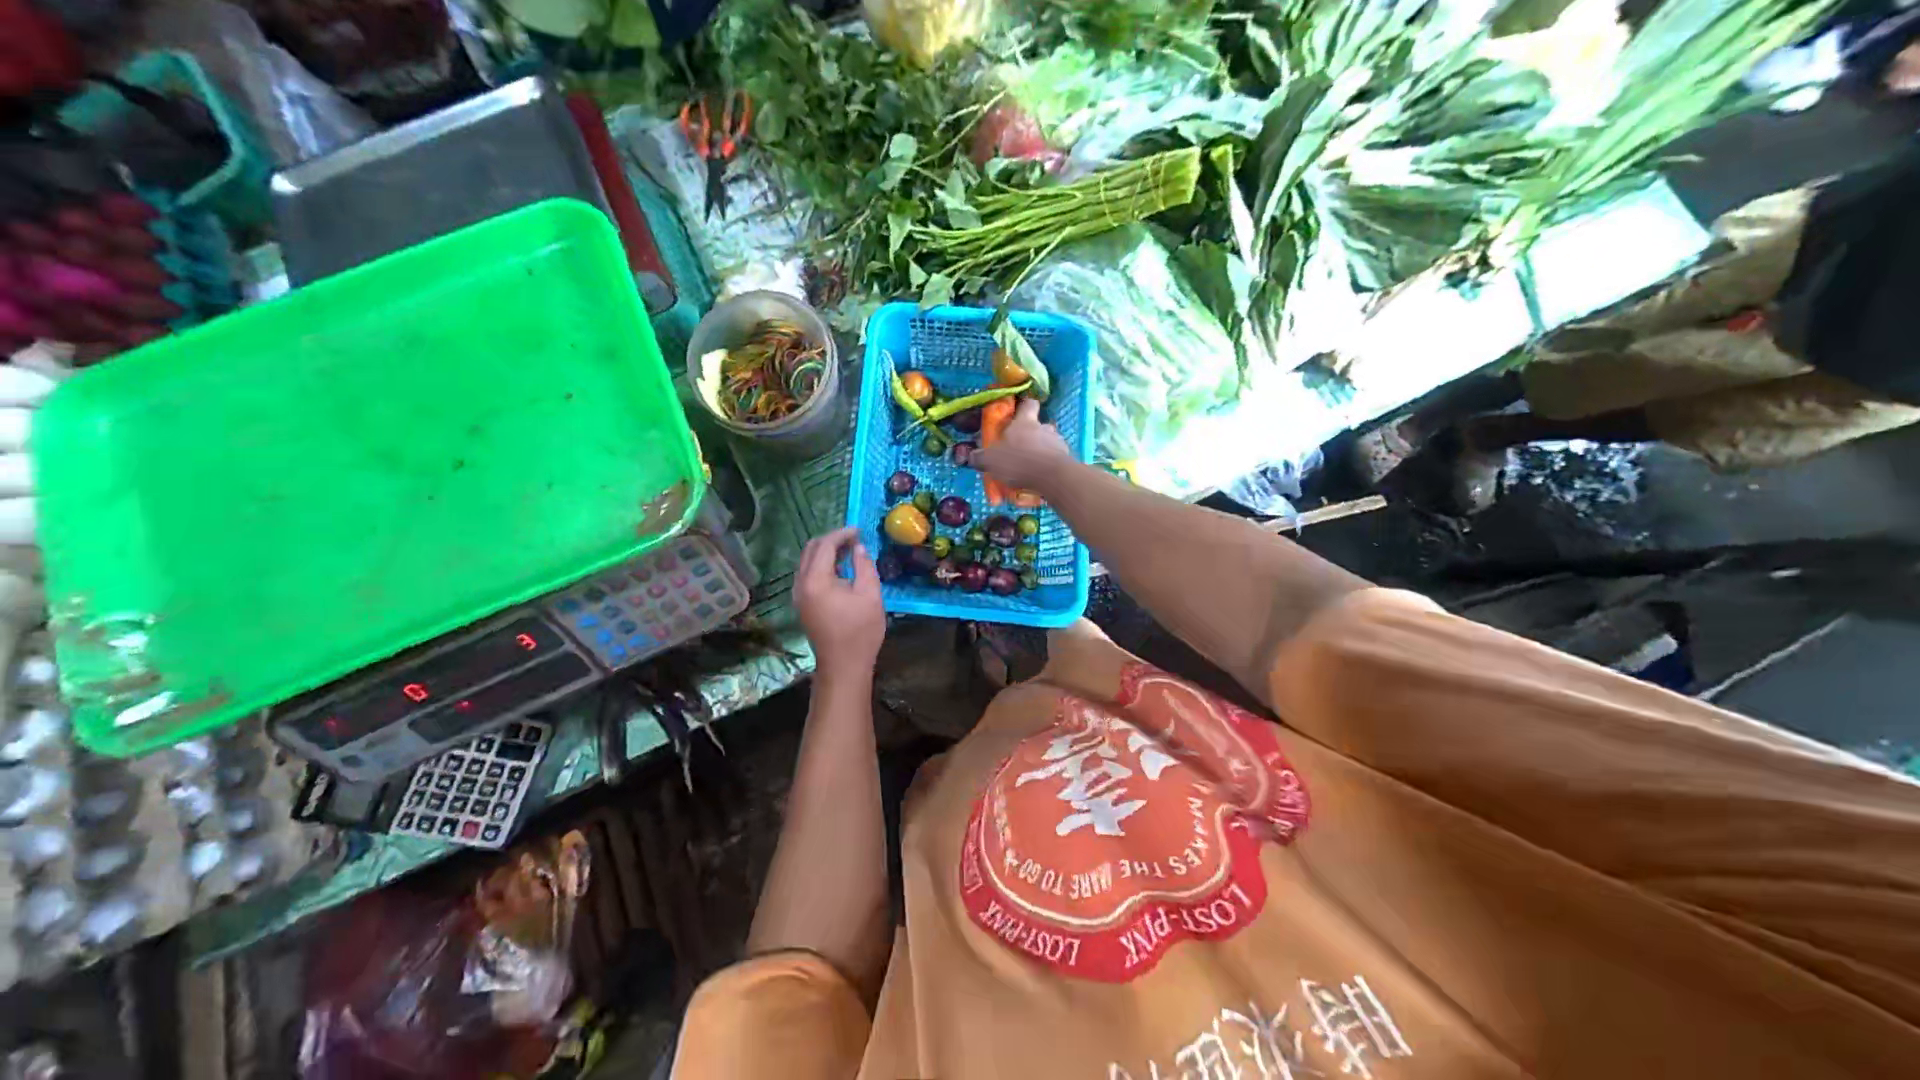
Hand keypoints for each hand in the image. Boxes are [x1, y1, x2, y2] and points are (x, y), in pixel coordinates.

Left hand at [795, 526, 884, 681]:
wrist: (843, 666)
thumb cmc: (860, 631)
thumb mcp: (870, 594)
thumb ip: (864, 566)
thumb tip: (858, 548)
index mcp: (815, 580)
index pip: (825, 545)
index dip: (842, 534)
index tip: (859, 531)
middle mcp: (800, 584)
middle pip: (811, 550)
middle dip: (832, 540)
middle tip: (854, 539)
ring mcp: (798, 595)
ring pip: (807, 562)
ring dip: (826, 552)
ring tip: (850, 552)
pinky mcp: (802, 604)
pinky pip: (808, 574)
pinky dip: (822, 566)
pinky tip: (841, 570)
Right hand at [972, 398, 1072, 492]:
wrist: (1052, 478)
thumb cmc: (1019, 461)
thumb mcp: (991, 461)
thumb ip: (980, 458)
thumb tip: (970, 456)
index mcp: (1025, 422)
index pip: (1028, 404)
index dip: (1024, 407)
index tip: (1019, 413)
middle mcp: (1044, 427)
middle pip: (1039, 426)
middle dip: (1031, 435)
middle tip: (1020, 448)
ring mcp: (1058, 443)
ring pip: (1048, 443)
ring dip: (1041, 451)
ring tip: (1030, 467)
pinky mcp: (1066, 459)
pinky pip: (1055, 459)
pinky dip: (1048, 466)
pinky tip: (1040, 478)